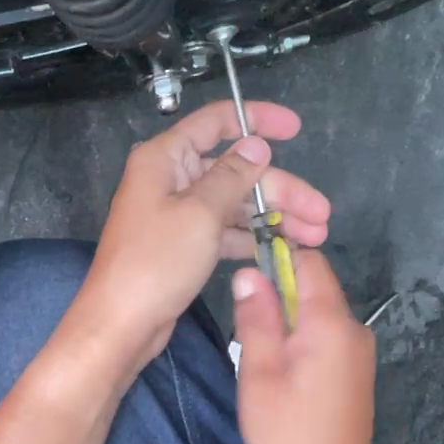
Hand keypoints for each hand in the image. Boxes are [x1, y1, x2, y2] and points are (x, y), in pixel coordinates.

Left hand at [72, 100, 330, 366]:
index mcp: (165, 158)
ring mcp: (177, 215)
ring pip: (234, 204)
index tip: (295, 128)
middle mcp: (170, 180)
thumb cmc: (155, 262)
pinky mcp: (184, 247)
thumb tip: (257, 145)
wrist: (121, 324)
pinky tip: (282, 249)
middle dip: (281, 189)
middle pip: (235, 171)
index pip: (216, 122)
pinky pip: (224, 232)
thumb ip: (233, 176)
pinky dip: (251, 238)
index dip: (258, 119)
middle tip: (321, 212)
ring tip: (315, 235)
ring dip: (273, 217)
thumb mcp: (200, 213)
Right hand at [233, 250, 377, 443]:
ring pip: (318, 318)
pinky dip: (302, 346)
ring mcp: (361, 355)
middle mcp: (355, 331)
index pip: (310, 263)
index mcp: (332, 323)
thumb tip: (249, 272)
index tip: (246, 283)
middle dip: (278, 299)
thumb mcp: (259, 372)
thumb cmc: (286, 433)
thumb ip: (256, 318)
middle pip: (314, 290)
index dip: (276, 261)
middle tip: (246, 333)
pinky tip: (282, 379)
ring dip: (287, 326)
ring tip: (261, 362)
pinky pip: (327, 341)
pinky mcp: (357, 376)